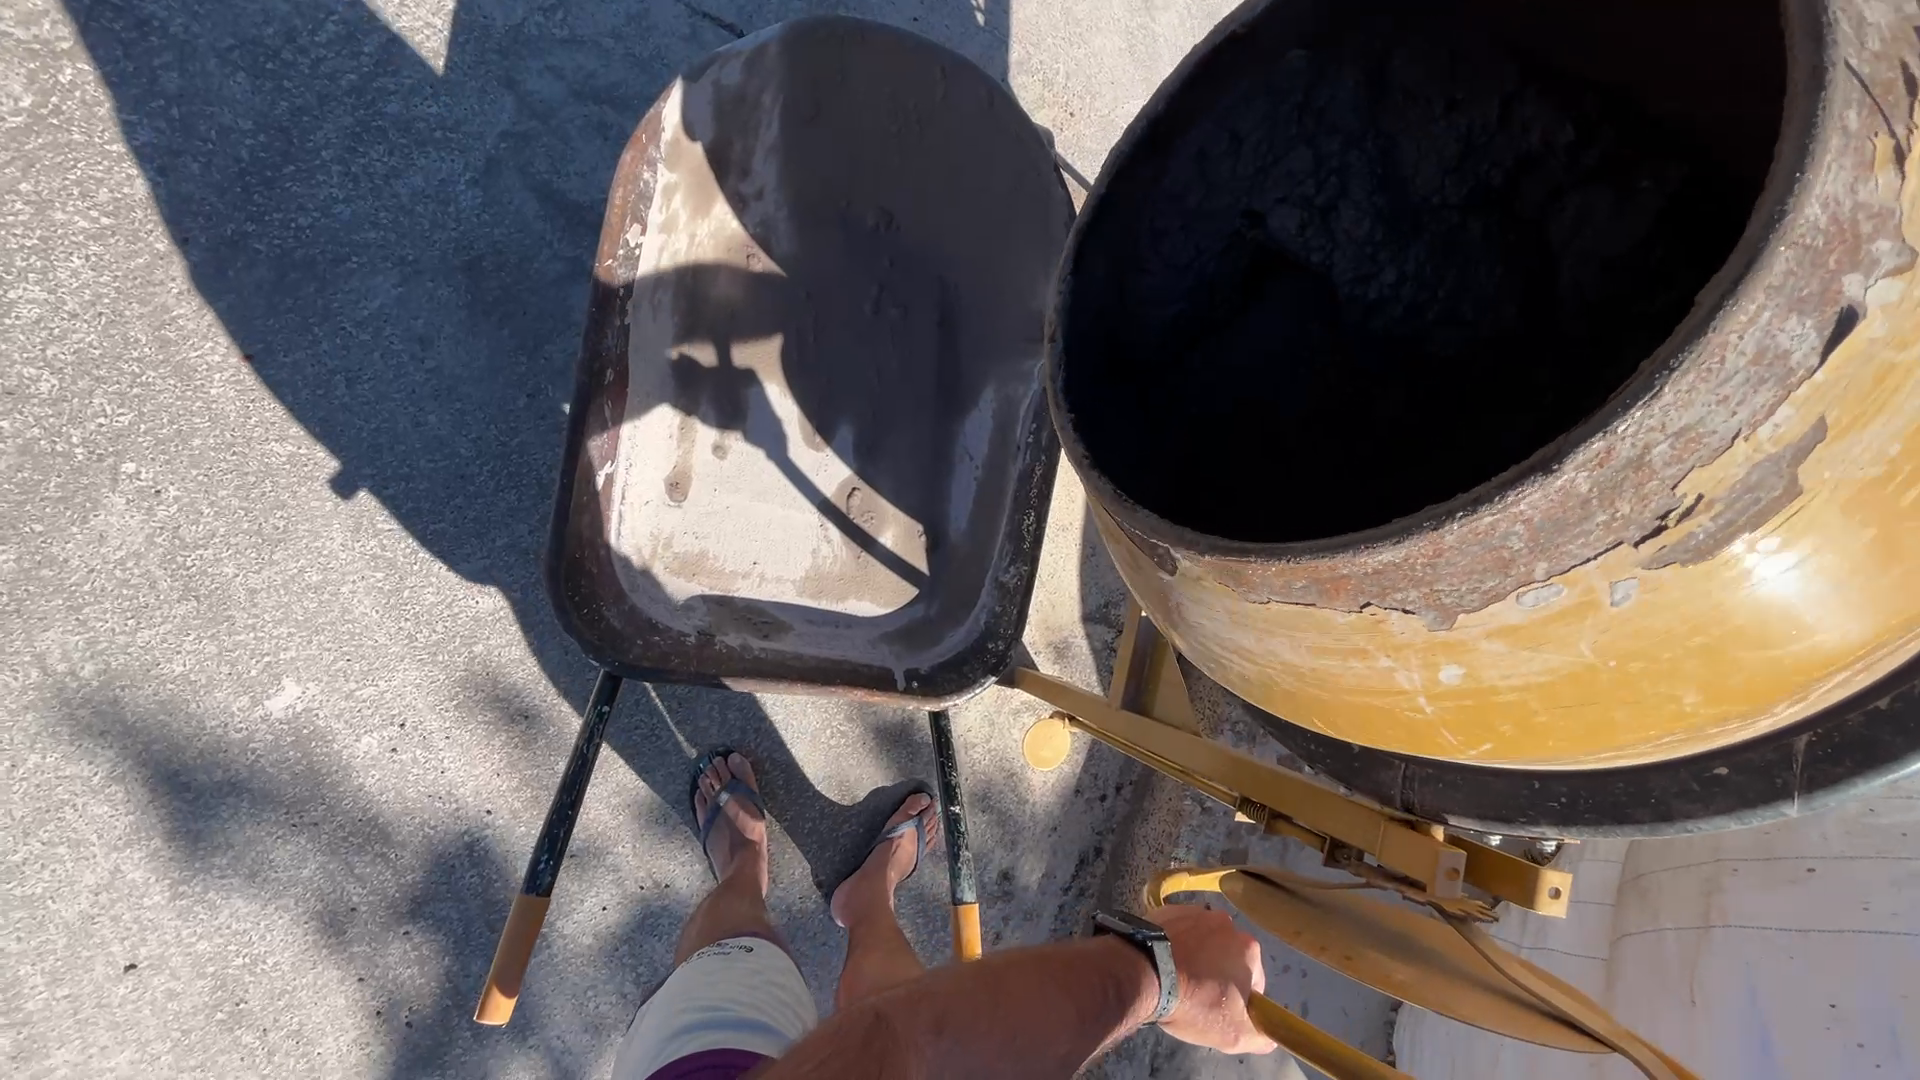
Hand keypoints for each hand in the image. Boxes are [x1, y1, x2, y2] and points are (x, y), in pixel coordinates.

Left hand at [1154, 903, 1277, 1055]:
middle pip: (1228, 956)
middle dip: (1218, 975)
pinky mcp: (1166, 909)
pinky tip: (1163, 962)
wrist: (1142, 971)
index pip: (1254, 981)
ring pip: (1203, 942)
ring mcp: (1193, 911)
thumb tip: (1267, 1033)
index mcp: (1248, 947)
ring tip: (1178, 979)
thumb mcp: (1235, 1034)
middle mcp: (1224, 921)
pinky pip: (1178, 931)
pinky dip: (1175, 944)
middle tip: (1199, 995)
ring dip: (1196, 957)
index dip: (1241, 1001)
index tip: (1221, 1010)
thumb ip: (1261, 1035)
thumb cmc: (1194, 1002)